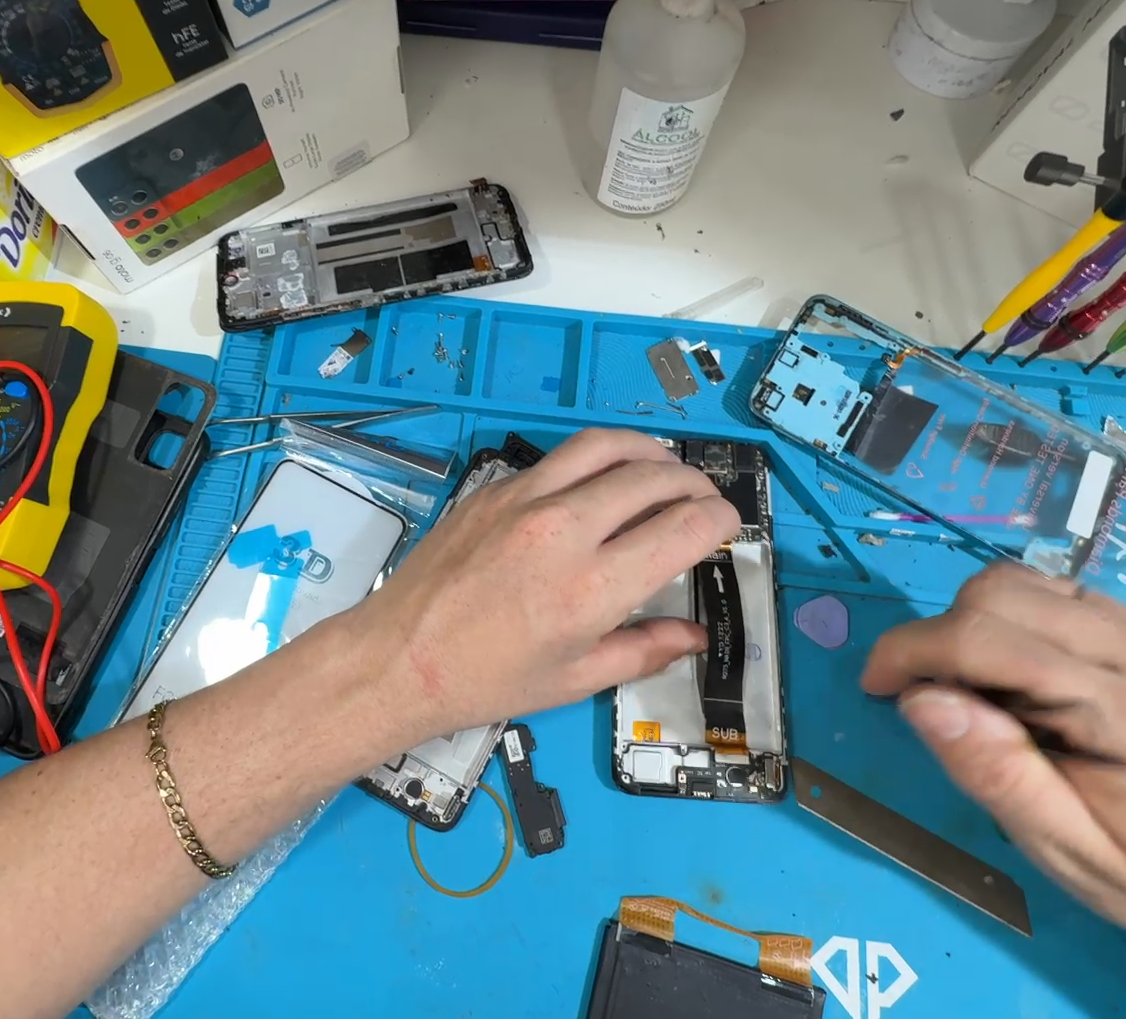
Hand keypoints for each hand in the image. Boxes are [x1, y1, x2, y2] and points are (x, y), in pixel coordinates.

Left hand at [344, 428, 739, 742]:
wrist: (400, 656)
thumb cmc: (487, 679)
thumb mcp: (574, 679)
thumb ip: (644, 650)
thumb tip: (695, 636)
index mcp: (593, 587)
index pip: (684, 528)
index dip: (720, 520)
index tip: (725, 525)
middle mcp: (564, 530)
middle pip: (653, 476)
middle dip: (694, 482)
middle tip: (702, 497)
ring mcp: (524, 500)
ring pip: (605, 445)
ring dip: (648, 450)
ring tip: (663, 467)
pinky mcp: (494, 489)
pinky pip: (559, 458)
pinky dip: (594, 459)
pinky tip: (598, 481)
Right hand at [859, 562, 1125, 956]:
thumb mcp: (1063, 850)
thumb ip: (992, 771)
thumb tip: (917, 698)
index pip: (985, 638)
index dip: (909, 650)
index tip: (875, 686)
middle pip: (996, 594)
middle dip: (937, 636)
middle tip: (933, 698)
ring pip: (1019, 582)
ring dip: (970, 624)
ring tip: (980, 689)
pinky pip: (1051, 593)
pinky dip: (1008, 621)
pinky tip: (1021, 676)